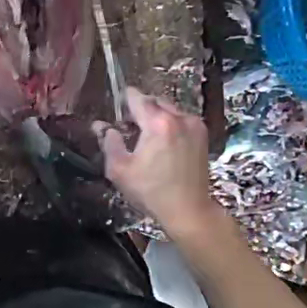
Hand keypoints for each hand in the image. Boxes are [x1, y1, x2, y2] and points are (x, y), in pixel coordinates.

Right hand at [96, 87, 215, 230]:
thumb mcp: (120, 170)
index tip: (118, 104)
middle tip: (130, 125)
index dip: (125, 99)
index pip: (138, 98)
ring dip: (157, 116)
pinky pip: (182, 119)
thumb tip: (103, 127)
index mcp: (158, 124)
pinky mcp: (203, 134)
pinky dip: (171, 124)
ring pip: (170, 109)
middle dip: (142, 109)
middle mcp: (179, 118)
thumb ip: (109, 143)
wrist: (188, 209)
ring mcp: (194, 125)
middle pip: (155, 101)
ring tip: (148, 136)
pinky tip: (165, 143)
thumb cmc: (151, 192)